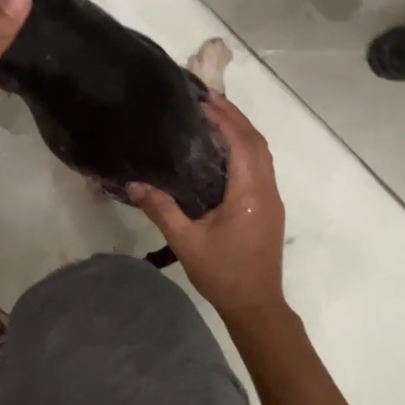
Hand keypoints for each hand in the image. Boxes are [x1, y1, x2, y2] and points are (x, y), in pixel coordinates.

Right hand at [129, 95, 288, 317]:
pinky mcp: (268, 208)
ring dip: (241, 132)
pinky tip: (221, 150)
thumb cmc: (222, 273)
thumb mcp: (185, 241)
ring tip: (212, 117)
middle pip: (257, 142)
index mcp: (249, 193)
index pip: (243, 143)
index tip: (202, 100)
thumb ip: (161, 209)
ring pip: (262, 154)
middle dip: (235, 117)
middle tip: (205, 99)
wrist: (255, 305)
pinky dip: (244, 149)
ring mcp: (271, 199)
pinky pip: (260, 167)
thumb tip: (133, 184)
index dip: (225, 118)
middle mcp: (265, 190)